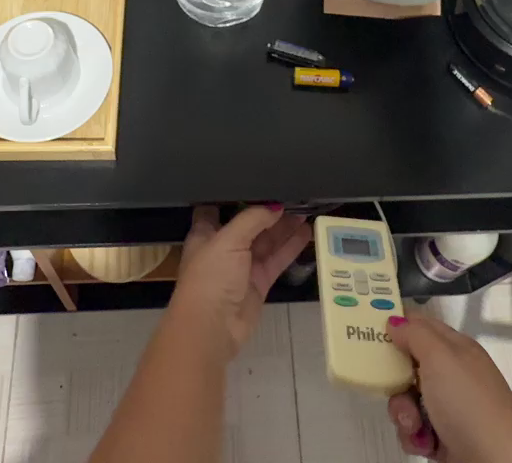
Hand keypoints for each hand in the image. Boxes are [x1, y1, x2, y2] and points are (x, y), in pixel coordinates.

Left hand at [167, 205, 310, 359]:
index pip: (218, 208)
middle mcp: (223, 247)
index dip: (234, 196)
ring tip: (305, 209)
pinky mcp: (258, 283)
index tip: (256, 182)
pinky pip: (276, 260)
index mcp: (205, 234)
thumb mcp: (228, 239)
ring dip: (283, 227)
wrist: (212, 328)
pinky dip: (290, 247)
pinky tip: (306, 232)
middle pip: (248, 224)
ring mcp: (241, 266)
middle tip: (292, 195)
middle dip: (267, 212)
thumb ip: (252, 219)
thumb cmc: (210, 277)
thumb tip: (275, 208)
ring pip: (265, 241)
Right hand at [384, 312, 511, 462]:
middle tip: (392, 386)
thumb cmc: (468, 404)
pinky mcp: (444, 437)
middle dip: (395, 377)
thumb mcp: (441, 358)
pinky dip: (414, 436)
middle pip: (409, 364)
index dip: (398, 323)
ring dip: (403, 412)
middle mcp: (453, 375)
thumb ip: (415, 334)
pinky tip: (423, 443)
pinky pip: (415, 428)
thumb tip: (395, 320)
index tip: (371, 328)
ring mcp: (449, 408)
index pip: (422, 325)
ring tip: (414, 425)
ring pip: (408, 399)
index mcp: (457, 349)